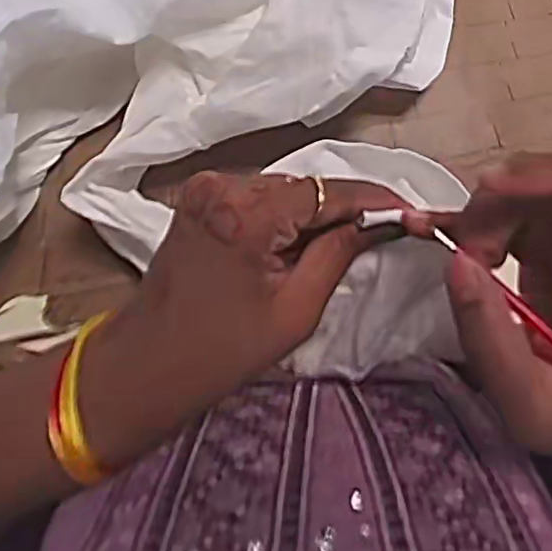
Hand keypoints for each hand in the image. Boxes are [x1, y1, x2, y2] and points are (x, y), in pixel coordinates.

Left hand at [80, 172, 402, 466]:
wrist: (145, 364)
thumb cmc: (219, 351)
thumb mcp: (294, 311)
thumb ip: (337, 255)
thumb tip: (373, 224)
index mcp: (247, 215)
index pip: (326, 192)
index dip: (371, 200)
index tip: (406, 208)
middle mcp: (224, 185)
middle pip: (305, 186)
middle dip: (342, 207)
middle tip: (378, 230)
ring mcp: (208, 186)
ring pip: (284, 187)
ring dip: (312, 210)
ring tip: (336, 242)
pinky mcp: (201, 194)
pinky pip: (259, 193)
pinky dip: (284, 212)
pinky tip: (296, 239)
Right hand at [409, 154, 551, 479]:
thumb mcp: (533, 405)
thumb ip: (492, 340)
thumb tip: (456, 260)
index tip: (494, 187)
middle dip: (503, 201)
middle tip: (470, 249)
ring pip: (529, 189)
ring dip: (484, 214)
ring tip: (464, 260)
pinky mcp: (549, 238)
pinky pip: (508, 207)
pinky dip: (469, 216)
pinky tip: (435, 227)